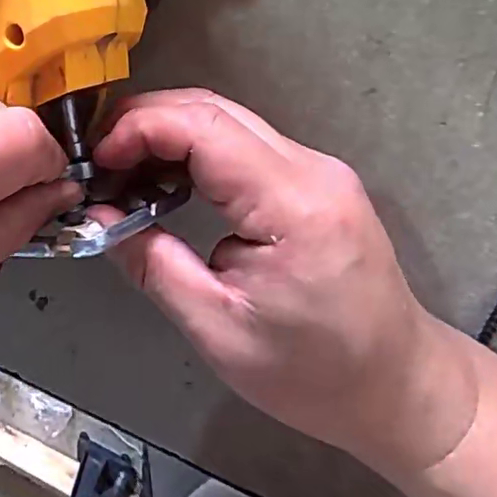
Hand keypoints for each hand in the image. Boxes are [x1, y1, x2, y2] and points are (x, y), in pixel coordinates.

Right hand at [91, 90, 480, 474]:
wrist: (402, 389)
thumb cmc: (316, 374)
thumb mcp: (218, 330)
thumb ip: (150, 262)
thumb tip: (95, 215)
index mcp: (294, 205)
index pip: (203, 127)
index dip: (140, 128)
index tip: (99, 158)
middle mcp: (310, 168)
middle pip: (210, 107)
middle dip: (142, 121)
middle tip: (100, 159)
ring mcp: (314, 166)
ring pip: (221, 115)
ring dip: (163, 130)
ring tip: (122, 167)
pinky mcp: (308, 175)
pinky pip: (236, 138)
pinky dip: (188, 145)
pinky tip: (162, 175)